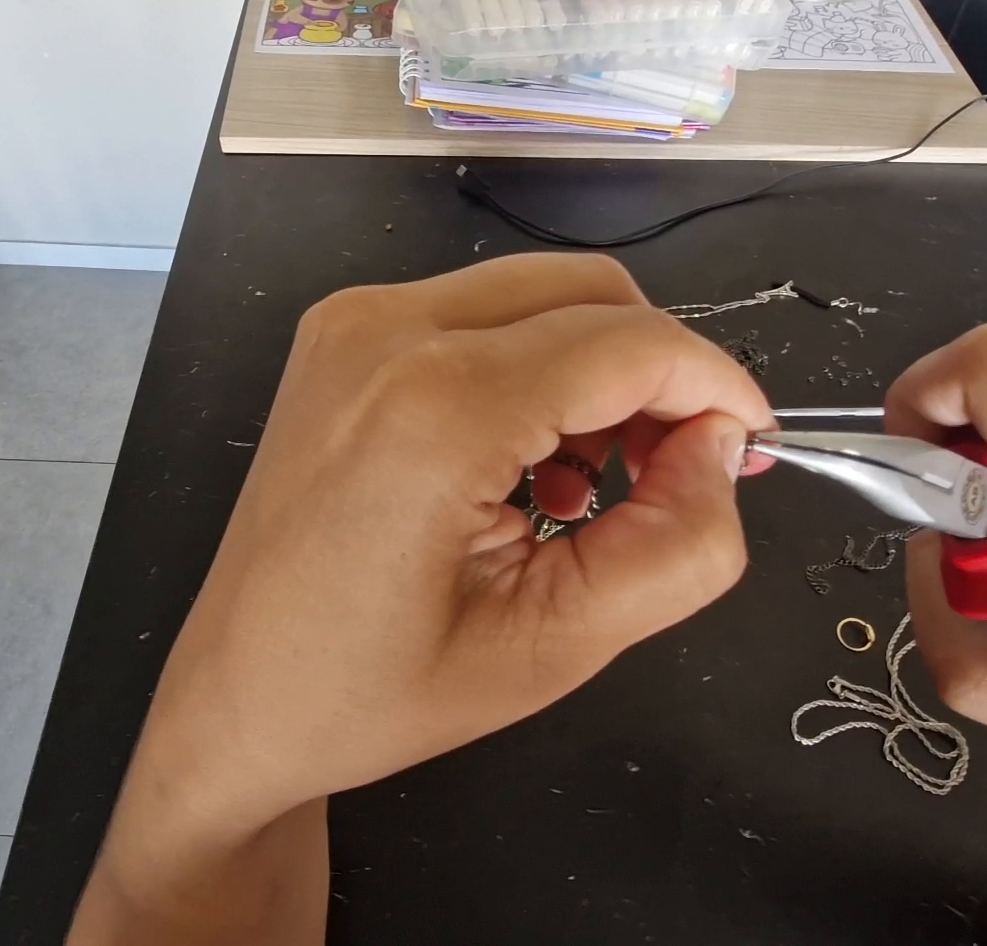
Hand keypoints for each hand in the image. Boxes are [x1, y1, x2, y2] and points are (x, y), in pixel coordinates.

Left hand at [73, 254, 772, 943]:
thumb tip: (720, 446)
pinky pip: (475, 315)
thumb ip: (678, 545)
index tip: (749, 442)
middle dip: (656, 370)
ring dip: (594, 368)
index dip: (714, 384)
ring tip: (587, 478)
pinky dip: (530, 365)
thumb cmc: (379, 691)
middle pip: (587, 292)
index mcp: (437, 405)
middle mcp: (385, 329)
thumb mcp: (557, 644)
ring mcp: (352, 322)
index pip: (628, 343)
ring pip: (534, 295)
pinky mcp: (339, 336)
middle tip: (671, 467)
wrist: (237, 694)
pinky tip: (522, 456)